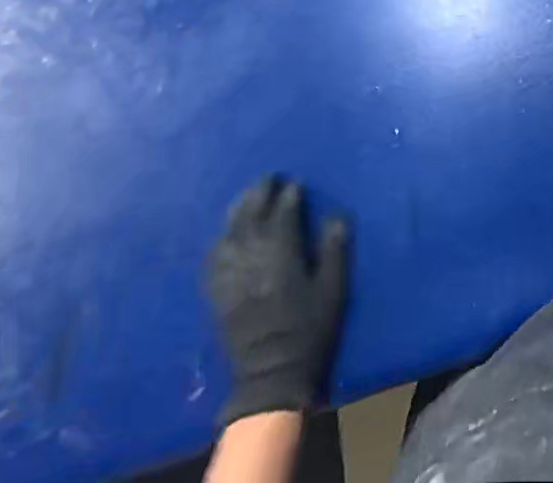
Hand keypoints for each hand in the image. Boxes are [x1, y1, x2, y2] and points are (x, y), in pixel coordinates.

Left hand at [207, 176, 348, 424]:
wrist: (269, 374)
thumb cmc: (308, 331)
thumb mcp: (332, 290)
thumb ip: (333, 249)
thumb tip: (336, 215)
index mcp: (280, 249)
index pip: (284, 210)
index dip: (290, 194)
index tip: (297, 183)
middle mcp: (250, 251)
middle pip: (252, 209)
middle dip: (261, 190)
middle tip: (270, 178)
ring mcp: (229, 267)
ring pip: (231, 224)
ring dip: (241, 205)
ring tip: (249, 195)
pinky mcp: (216, 285)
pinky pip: (215, 249)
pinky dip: (223, 233)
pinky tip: (228, 230)